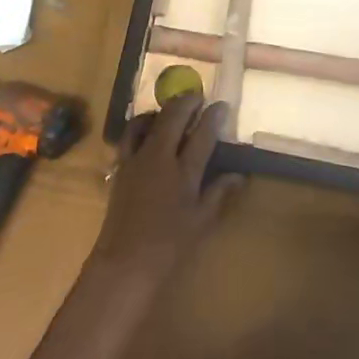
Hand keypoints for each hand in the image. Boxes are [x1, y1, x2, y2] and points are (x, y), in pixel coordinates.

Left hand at [92, 94, 241, 281]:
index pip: (202, 135)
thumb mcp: (201, 222)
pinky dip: (139, 126)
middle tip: (196, 96)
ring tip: (170, 109)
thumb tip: (239, 175)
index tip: (221, 104)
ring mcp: (135, 159)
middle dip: (186, 102)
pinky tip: (145, 131)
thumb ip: (219, 193)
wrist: (125, 262)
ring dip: (160, 110)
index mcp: (183, 171)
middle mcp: (158, 157)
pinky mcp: (120, 167)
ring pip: (146, 122)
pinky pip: (129, 136)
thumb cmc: (169, 246)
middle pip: (172, 118)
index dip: (213, 117)